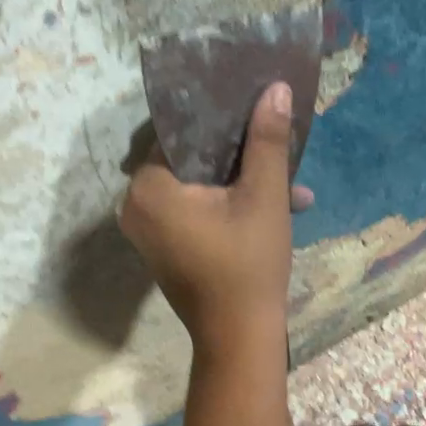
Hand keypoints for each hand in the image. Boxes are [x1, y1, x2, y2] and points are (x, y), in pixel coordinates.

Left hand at [120, 82, 307, 351]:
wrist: (240, 337)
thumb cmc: (248, 265)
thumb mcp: (263, 197)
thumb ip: (266, 140)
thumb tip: (275, 88)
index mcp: (148, 187)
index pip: (180, 131)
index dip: (221, 118)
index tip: (255, 109)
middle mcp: (135, 205)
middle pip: (190, 160)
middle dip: (239, 156)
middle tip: (277, 147)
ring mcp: (147, 231)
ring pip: (198, 187)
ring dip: (241, 184)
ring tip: (290, 188)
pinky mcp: (163, 249)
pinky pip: (194, 211)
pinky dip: (227, 207)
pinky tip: (274, 207)